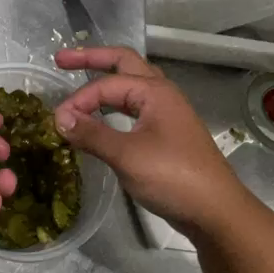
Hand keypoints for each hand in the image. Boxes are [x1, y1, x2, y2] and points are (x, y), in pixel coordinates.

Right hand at [54, 47, 250, 238]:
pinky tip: (105, 114)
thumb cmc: (173, 177)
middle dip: (92, 59)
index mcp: (154, 91)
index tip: (57, 122)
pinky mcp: (168, 133)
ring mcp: (168, 113)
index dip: (78, 100)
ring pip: (132, 84)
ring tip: (82, 79)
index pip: (106, 85)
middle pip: (124, 64)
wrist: (216, 212)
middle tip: (61, 61)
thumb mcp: (127, 156)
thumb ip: (92, 134)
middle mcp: (162, 94)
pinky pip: (136, 105)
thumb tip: (59, 118)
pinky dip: (116, 103)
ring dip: (107, 79)